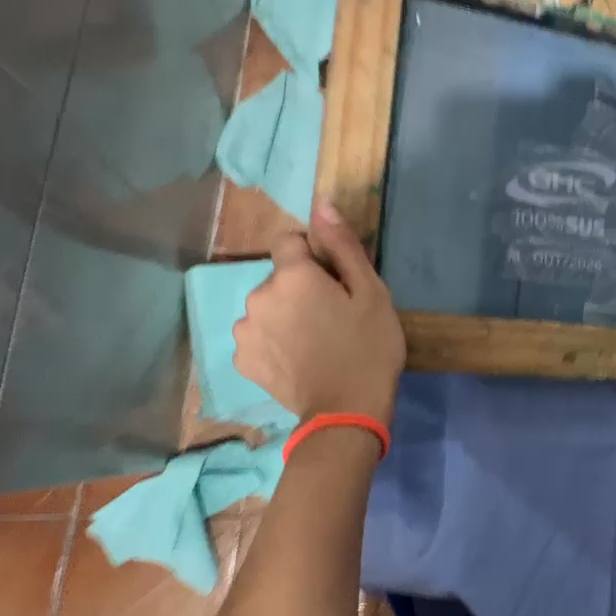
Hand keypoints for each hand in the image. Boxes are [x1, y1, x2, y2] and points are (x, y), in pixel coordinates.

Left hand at [233, 202, 405, 424]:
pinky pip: (258, 335)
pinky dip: (274, 341)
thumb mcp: (372, 294)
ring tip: (316, 340)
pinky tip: (299, 358)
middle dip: (301, 288)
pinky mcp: (243, 359)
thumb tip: (321, 204)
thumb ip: (344, 247)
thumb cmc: (368, 347)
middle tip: (335, 316)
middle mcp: (258, 296)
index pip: (290, 240)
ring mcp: (245, 330)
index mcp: (292, 276)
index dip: (314, 254)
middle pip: (279, 277)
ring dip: (286, 314)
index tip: (337, 279)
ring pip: (267, 307)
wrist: (346, 411)